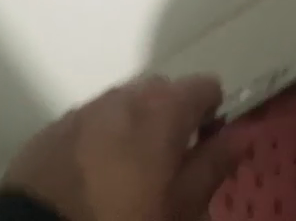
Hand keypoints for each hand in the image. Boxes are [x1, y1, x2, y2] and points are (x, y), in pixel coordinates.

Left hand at [0, 75, 237, 220]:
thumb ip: (213, 166)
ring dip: (135, 127)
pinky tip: (92, 179)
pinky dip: (100, 140)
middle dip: (172, 118)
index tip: (208, 148)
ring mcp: (86, 110)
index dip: (213, 114)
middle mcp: (127, 96)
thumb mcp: (179, 209)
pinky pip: (90, 123)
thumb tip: (242, 134)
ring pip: (124, 106)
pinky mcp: (53, 130)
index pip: (205, 86)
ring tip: (129, 175)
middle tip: (170, 167)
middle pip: (163, 92)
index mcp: (164, 109)